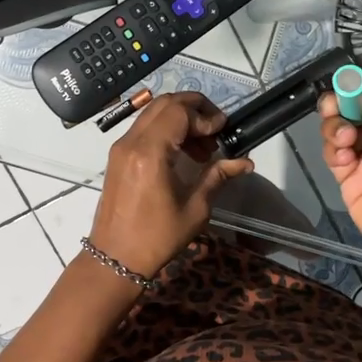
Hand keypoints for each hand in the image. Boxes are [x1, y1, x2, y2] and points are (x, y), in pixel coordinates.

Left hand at [89, 92, 253, 277]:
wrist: (115, 258)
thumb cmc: (157, 237)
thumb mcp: (195, 209)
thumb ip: (217, 176)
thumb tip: (245, 162)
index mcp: (151, 153)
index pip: (180, 113)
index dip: (205, 116)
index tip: (223, 131)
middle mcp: (131, 142)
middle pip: (164, 103)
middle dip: (194, 108)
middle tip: (215, 129)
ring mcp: (120, 147)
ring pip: (152, 113)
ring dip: (180, 119)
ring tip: (202, 147)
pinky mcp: (117, 156)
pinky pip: (143, 128)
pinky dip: (165, 130)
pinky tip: (182, 153)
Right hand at [318, 77, 361, 286]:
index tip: (351, 73)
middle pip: (359, 110)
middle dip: (345, 101)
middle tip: (336, 102)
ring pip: (343, 129)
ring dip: (337, 124)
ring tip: (343, 134)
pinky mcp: (352, 182)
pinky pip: (335, 156)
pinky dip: (334, 149)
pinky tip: (343, 154)